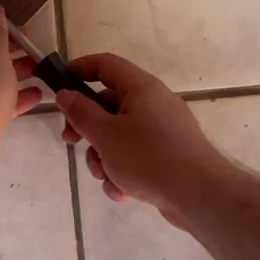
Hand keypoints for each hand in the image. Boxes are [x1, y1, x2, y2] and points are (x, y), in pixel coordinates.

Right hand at [54, 53, 232, 221]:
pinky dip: (124, 171)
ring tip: (105, 176)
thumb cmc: (148, 158)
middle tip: (70, 141)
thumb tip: (66, 94)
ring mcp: (164, 129)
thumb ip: (81, 112)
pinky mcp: (169, 154)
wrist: (199, 195)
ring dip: (104, 156)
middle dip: (87, 127)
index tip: (59, 84)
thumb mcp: (105, 135)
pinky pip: (137, 155)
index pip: (105, 64)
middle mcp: (154, 103)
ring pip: (120, 135)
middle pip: (109, 104)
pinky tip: (122, 191)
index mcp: (141, 88)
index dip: (79, 68)